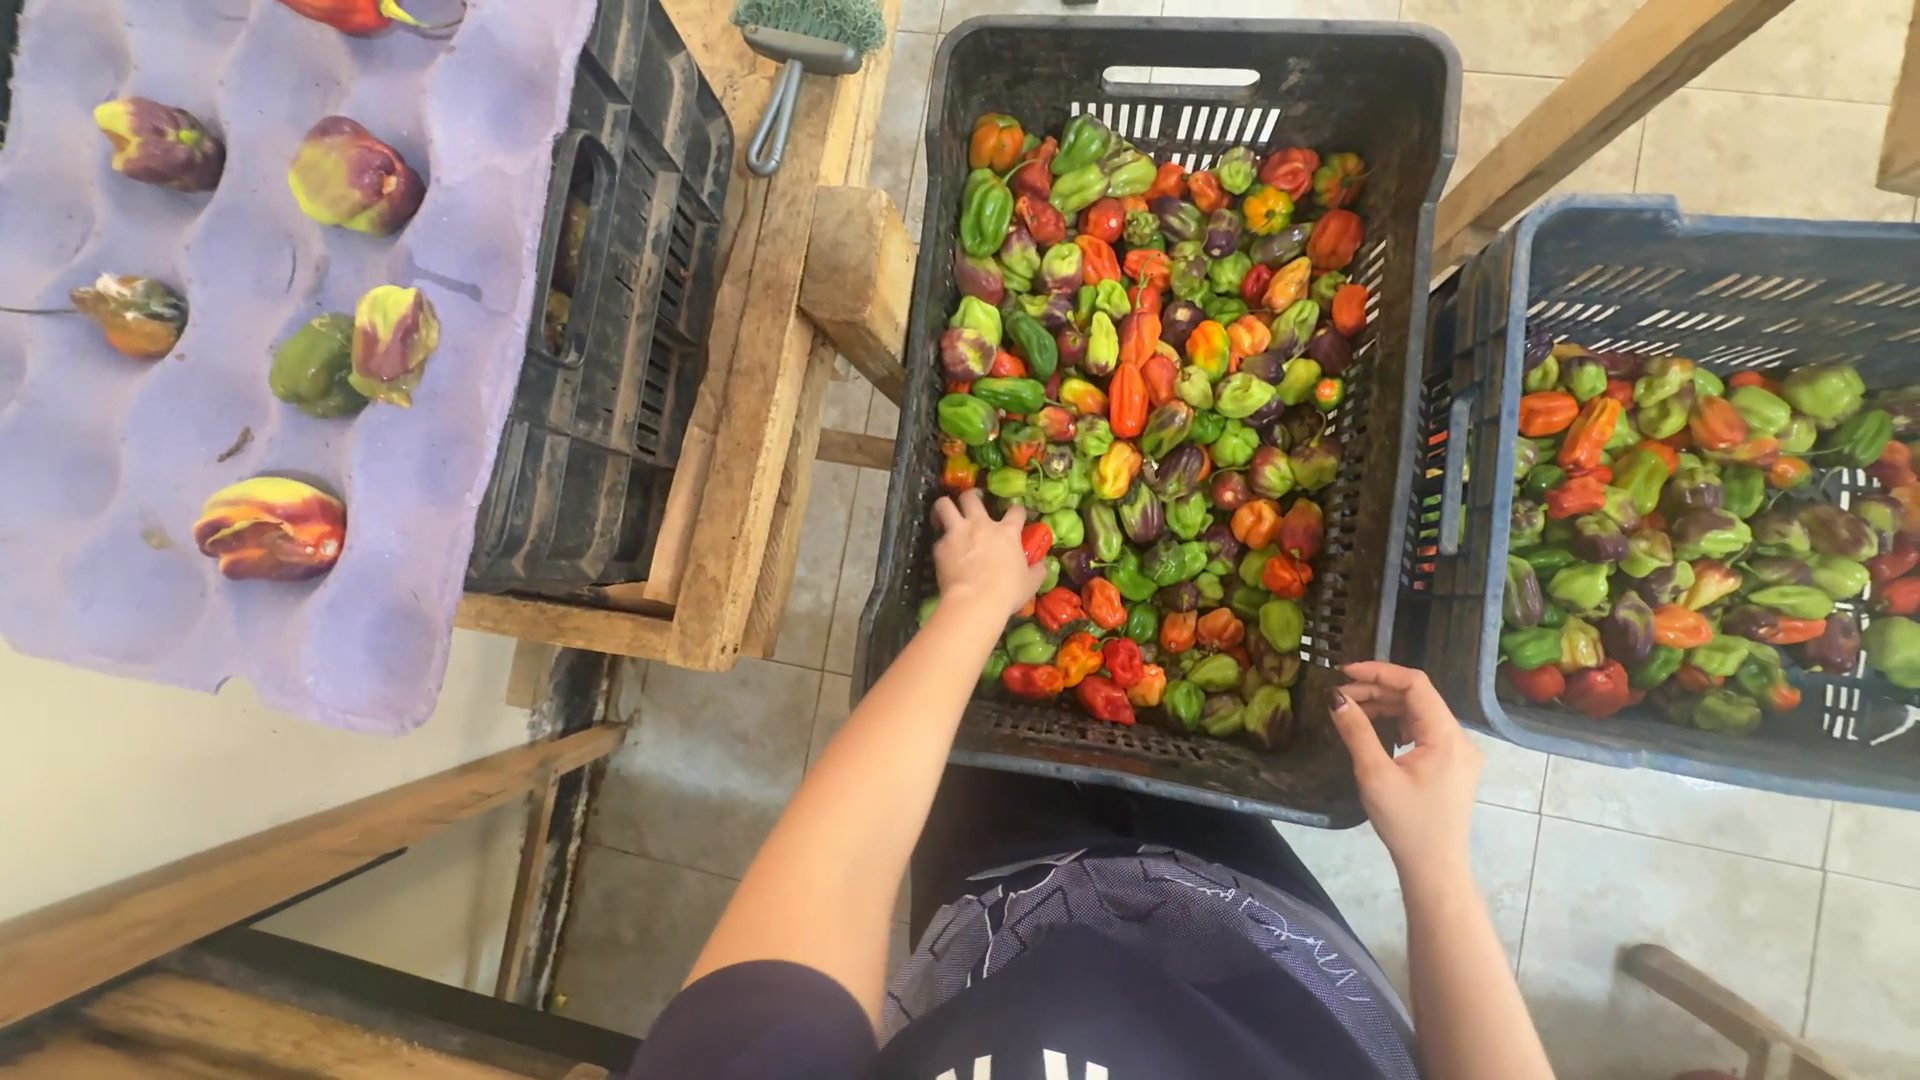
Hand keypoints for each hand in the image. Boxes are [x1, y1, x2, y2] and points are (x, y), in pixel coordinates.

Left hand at [931, 489, 1046, 618]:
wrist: (975, 601)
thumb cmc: (1007, 592)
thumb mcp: (1030, 583)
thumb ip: (1038, 571)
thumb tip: (1044, 565)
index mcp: (1006, 532)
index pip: (1015, 510)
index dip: (1016, 510)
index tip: (1015, 514)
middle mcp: (981, 525)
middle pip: (971, 497)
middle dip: (970, 497)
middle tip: (969, 506)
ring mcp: (958, 532)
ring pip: (944, 505)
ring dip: (944, 506)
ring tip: (943, 513)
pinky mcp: (941, 545)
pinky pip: (938, 537)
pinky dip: (940, 541)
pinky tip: (943, 550)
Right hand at [1327, 662, 1482, 884]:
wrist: (1434, 868)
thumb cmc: (1406, 822)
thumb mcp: (1374, 774)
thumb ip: (1356, 730)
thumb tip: (1334, 697)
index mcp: (1447, 738)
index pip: (1416, 684)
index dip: (1379, 671)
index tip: (1344, 673)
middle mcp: (1460, 739)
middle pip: (1417, 696)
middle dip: (1376, 690)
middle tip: (1339, 698)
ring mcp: (1458, 752)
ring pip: (1419, 711)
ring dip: (1384, 705)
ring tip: (1350, 711)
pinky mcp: (1451, 764)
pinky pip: (1422, 729)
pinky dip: (1395, 721)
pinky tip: (1373, 729)